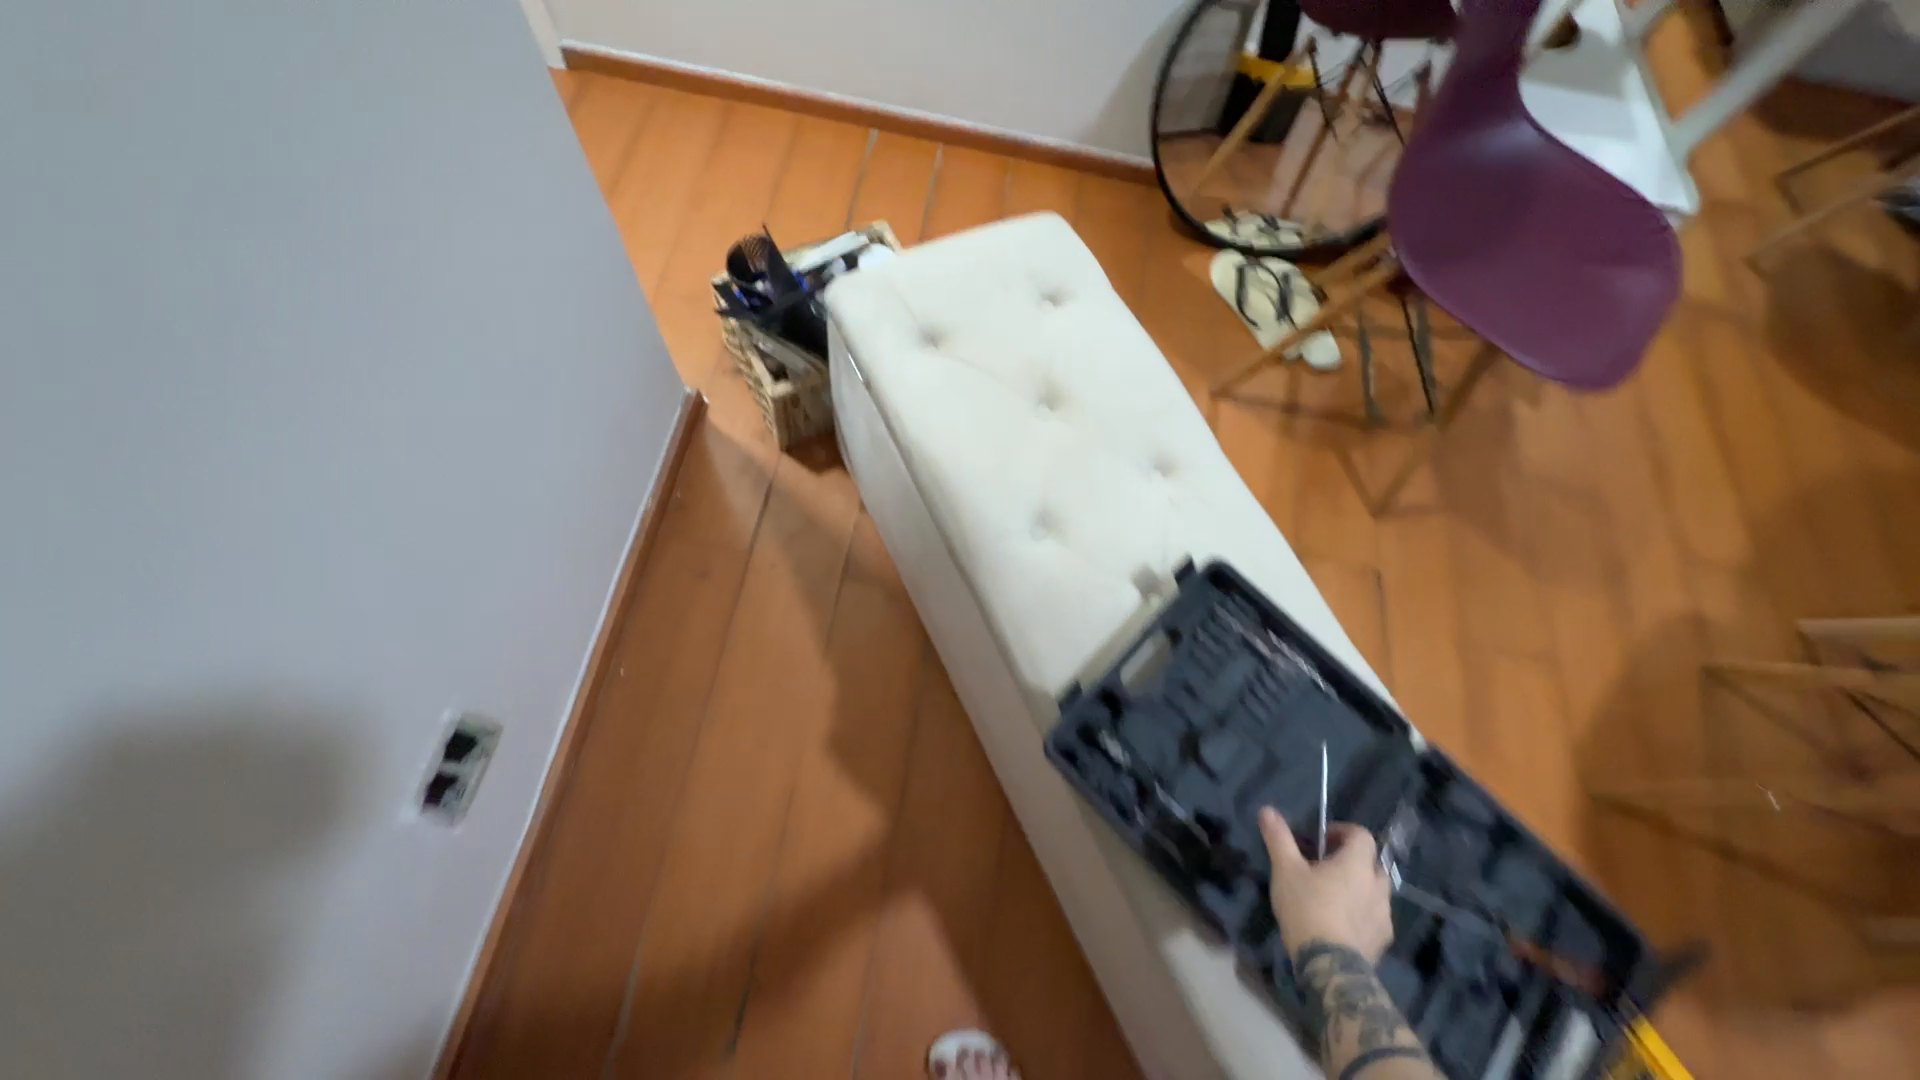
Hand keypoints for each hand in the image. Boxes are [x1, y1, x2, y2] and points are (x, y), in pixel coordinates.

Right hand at [1259, 807, 1393, 963]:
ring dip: (1358, 888)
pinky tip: (1340, 924)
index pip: (1362, 835)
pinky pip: (1375, 918)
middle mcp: (1378, 886)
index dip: (1343, 831)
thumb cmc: (1307, 908)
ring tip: (1332, 898)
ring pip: (1375, 892)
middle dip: (1352, 861)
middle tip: (1325, 868)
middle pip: (1372, 863)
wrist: (1329, 965)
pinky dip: (1361, 914)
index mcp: (1357, 864)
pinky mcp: (1383, 941)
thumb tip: (1267, 809)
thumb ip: (1279, 838)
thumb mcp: (1285, 870)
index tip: (1322, 839)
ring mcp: (1384, 915)